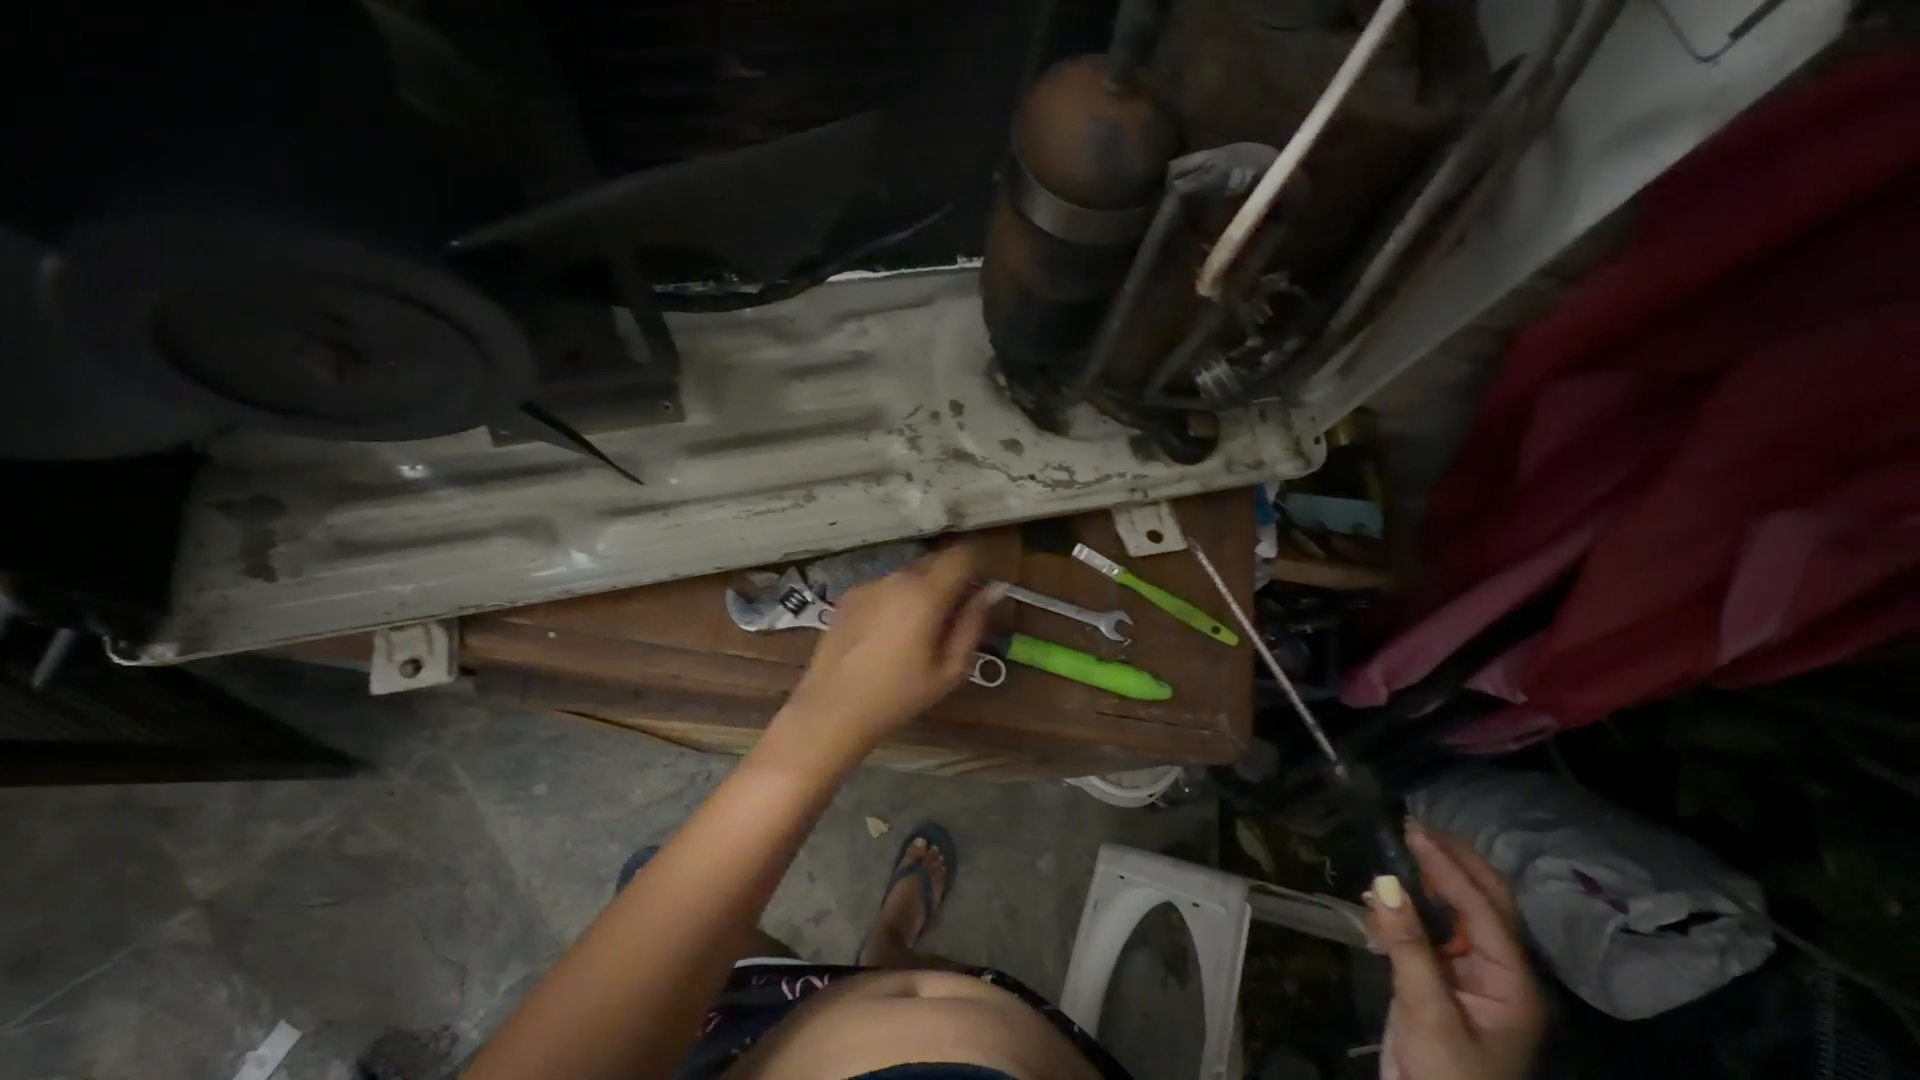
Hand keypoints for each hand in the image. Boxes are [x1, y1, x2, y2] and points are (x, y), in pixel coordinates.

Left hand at [777, 546, 997, 759]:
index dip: (978, 566)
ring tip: (916, 632)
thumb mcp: (950, 669)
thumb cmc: (899, 695)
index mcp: (926, 594)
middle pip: (934, 562)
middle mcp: (896, 578)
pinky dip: (894, 601)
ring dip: (921, 592)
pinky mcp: (848, 597)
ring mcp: (868, 585)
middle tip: (952, 618)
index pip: (962, 555)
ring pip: (908, 576)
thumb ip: (973, 623)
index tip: (982, 588)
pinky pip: (883, 588)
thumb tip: (992, 590)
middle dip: (950, 581)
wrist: (833, 709)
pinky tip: (885, 635)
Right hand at [1367, 827, 1544, 1079]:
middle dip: (1452, 863)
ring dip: (1426, 884)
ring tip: (1394, 854)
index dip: (1448, 868)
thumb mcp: (1426, 1014)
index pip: (1482, 909)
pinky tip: (1378, 903)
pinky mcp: (1441, 986)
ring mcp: (1470, 979)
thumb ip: (1407, 946)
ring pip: (1455, 915)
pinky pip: (1428, 935)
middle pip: (1483, 903)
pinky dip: (1405, 913)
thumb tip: (1382, 882)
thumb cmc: (1446, 1077)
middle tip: (1414, 828)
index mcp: (1511, 981)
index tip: (1413, 833)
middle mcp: (1497, 972)